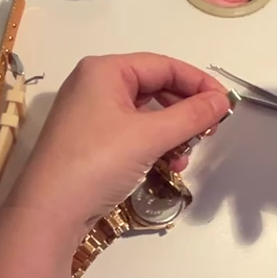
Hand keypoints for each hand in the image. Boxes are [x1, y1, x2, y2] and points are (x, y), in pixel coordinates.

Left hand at [8, 54, 233, 235]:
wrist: (49, 211)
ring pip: (146, 114)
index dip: (198, 83)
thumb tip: (223, 101)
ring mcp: (91, 115)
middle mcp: (95, 85)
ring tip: (185, 158)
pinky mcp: (91, 142)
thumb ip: (191, 116)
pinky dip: (154, 146)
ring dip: (172, 133)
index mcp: (104, 71)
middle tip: (208, 133)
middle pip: (155, 88)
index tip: (226, 104)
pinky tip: (168, 166)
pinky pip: (133, 133)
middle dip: (185, 111)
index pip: (163, 66)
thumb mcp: (150, 136)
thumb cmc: (97, 162)